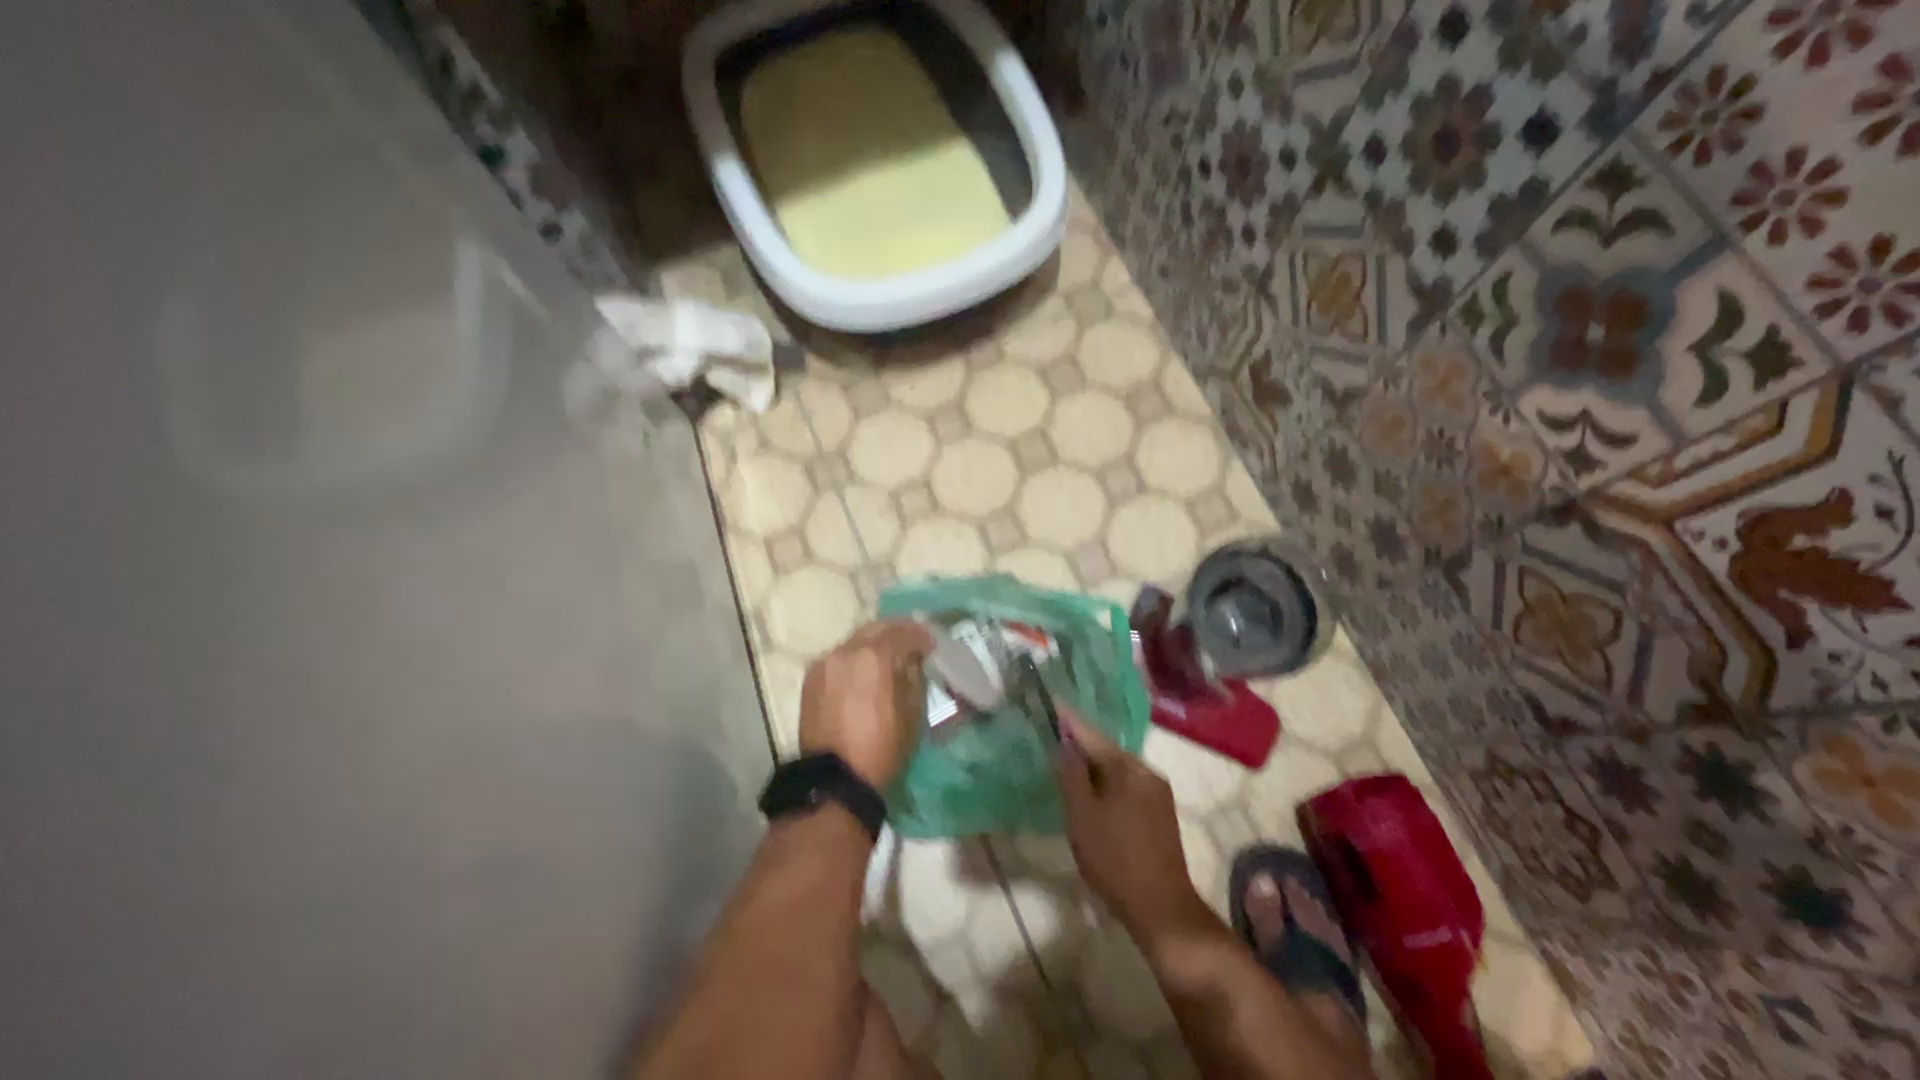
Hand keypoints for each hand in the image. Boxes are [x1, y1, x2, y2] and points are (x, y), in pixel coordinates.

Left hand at [798, 619, 933, 789]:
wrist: (835, 780)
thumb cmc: (882, 748)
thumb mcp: (912, 713)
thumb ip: (913, 677)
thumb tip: (911, 660)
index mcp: (874, 657)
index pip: (903, 632)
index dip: (921, 636)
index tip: (931, 644)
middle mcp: (846, 651)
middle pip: (875, 629)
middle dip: (896, 632)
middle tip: (911, 643)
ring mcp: (824, 663)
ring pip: (854, 642)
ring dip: (873, 645)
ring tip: (887, 659)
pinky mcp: (811, 678)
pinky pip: (839, 658)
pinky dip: (855, 659)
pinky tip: (864, 673)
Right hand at [1057, 710, 1209, 938]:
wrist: (1160, 906)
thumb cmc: (1115, 858)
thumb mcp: (1082, 815)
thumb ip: (1071, 776)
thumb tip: (1065, 744)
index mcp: (1129, 768)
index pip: (1092, 735)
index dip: (1069, 722)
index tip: (1051, 704)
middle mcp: (1148, 773)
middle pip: (1107, 752)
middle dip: (1080, 747)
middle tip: (1053, 740)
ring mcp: (1158, 796)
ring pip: (1117, 773)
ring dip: (1093, 770)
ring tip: (1066, 769)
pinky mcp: (1160, 817)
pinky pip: (1126, 790)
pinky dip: (1106, 788)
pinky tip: (1091, 799)